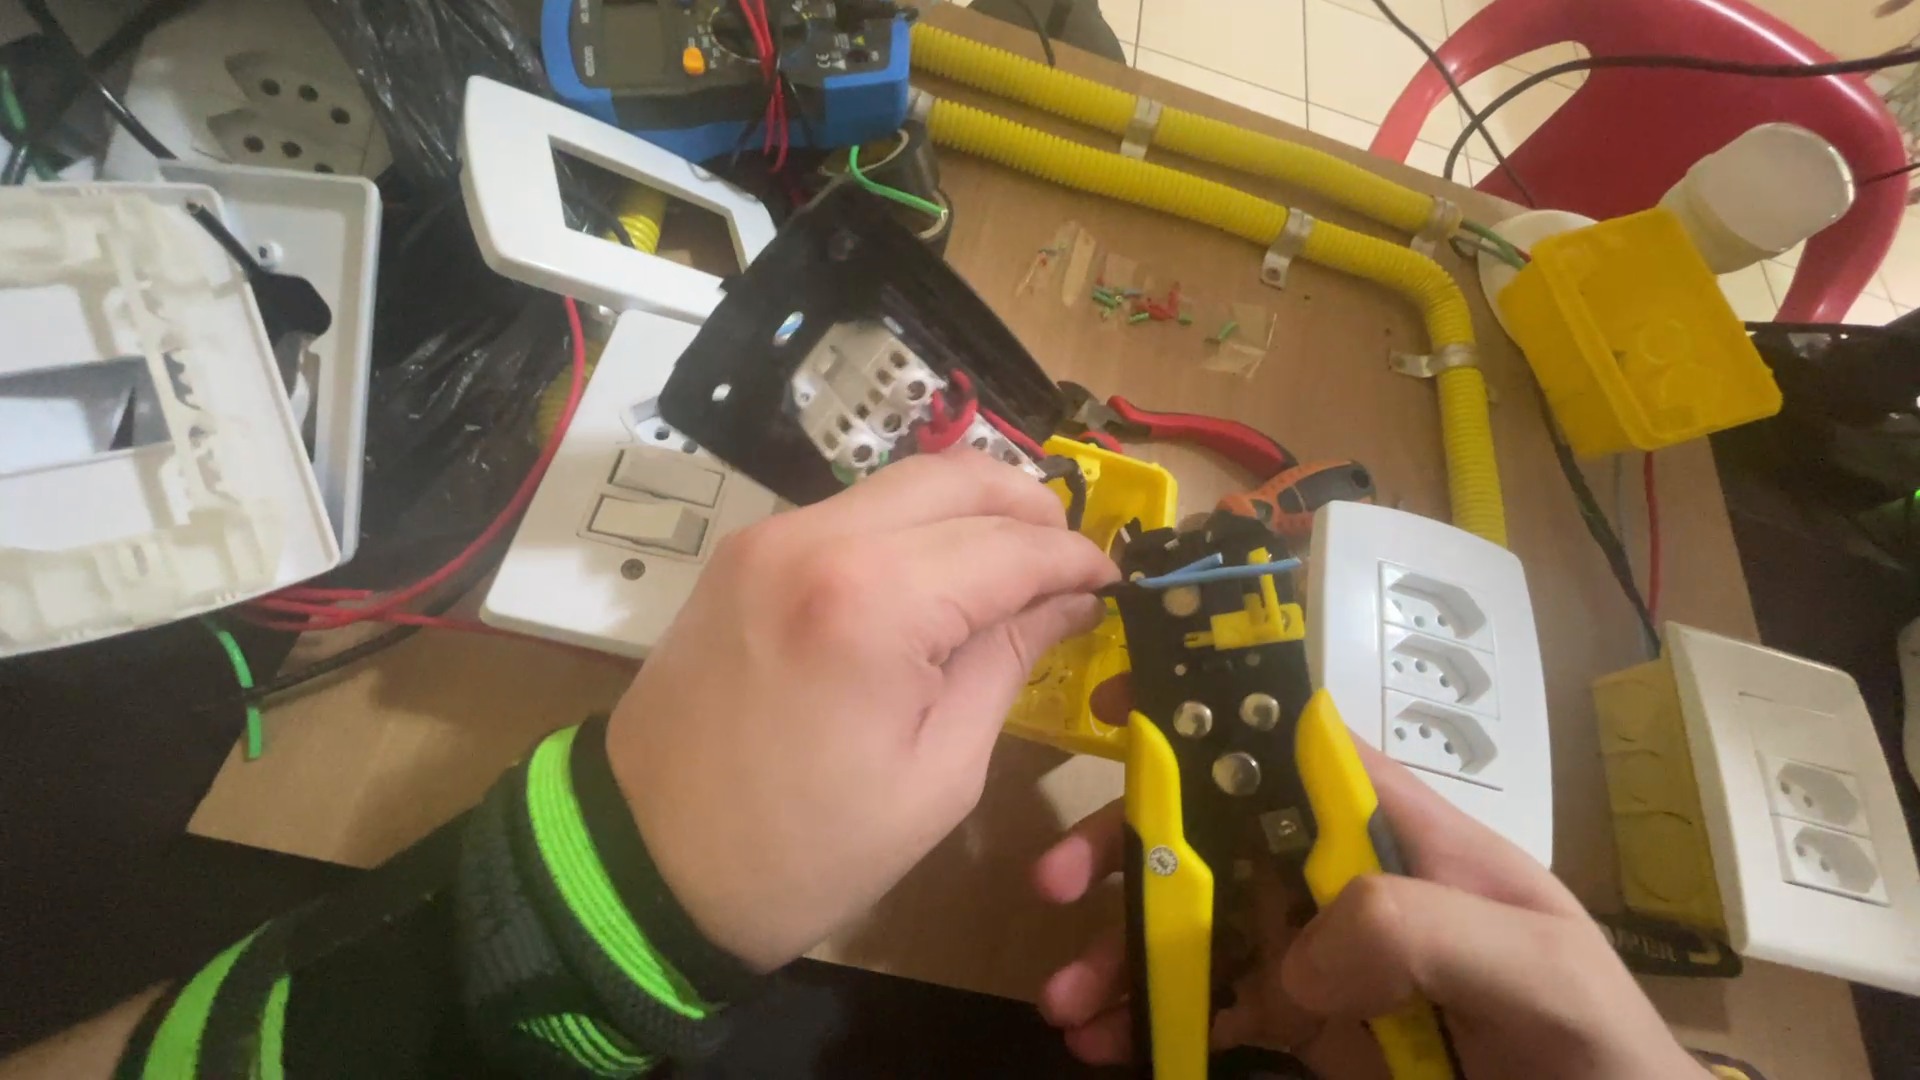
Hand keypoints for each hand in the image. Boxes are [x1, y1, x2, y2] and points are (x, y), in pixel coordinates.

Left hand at [606, 451, 1117, 971]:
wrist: (644, 862)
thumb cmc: (808, 846)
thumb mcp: (940, 772)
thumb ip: (1008, 660)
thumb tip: (1067, 600)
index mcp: (874, 601)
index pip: (1008, 546)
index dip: (1073, 557)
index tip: (1111, 577)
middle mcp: (818, 538)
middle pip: (958, 476)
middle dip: (1030, 505)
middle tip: (1068, 556)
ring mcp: (773, 533)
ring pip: (906, 481)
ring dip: (973, 508)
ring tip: (1015, 561)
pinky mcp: (748, 547)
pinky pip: (857, 510)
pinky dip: (916, 524)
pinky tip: (941, 569)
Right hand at [1034, 725, 1707, 1079]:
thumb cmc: (1597, 1053)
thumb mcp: (1538, 968)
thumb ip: (1416, 927)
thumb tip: (1290, 955)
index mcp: (1384, 824)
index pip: (1280, 743)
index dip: (1198, 717)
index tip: (1115, 712)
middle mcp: (1328, 870)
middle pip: (1206, 830)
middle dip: (1123, 847)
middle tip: (1053, 882)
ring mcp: (1305, 947)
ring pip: (1188, 919)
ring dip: (1117, 946)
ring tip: (1068, 1001)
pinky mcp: (1293, 1021)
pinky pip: (1203, 1004)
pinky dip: (1147, 1017)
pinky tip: (1104, 1040)